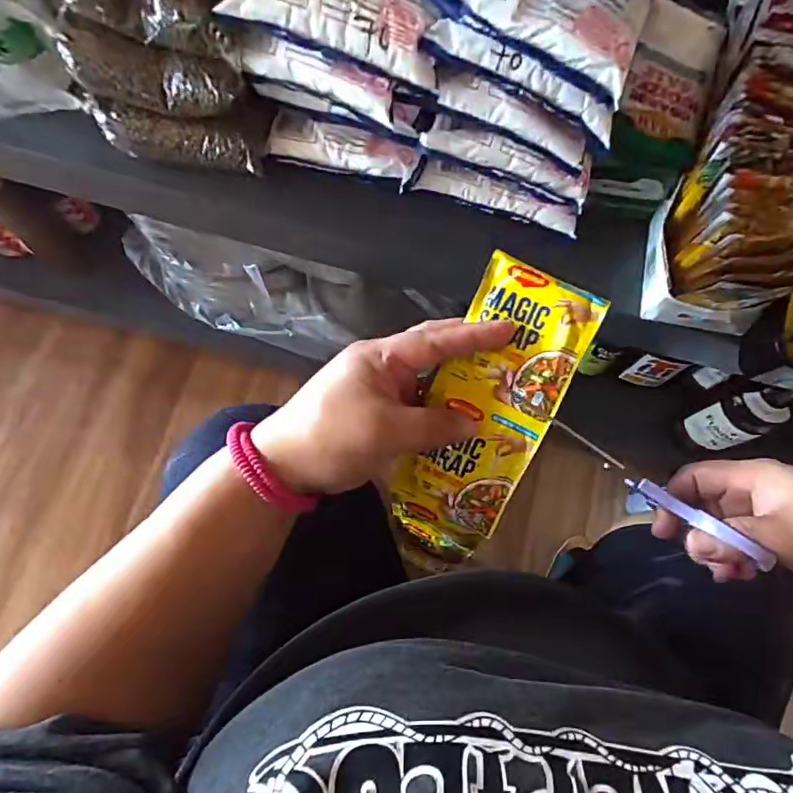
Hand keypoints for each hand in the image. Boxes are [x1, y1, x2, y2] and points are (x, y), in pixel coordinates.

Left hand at [253, 319, 515, 494]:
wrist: (282, 466)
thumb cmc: (331, 438)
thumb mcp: (387, 432)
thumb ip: (434, 426)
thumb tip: (474, 424)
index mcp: (381, 358)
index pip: (435, 340)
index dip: (474, 334)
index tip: (510, 327)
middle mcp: (382, 367)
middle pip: (433, 351)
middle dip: (470, 349)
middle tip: (507, 349)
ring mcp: (379, 389)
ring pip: (428, 380)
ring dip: (458, 384)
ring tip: (494, 385)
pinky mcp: (378, 412)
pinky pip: (418, 404)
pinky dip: (441, 409)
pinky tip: (461, 420)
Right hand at [650, 458, 792, 592]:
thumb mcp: (789, 535)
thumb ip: (737, 536)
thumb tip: (691, 541)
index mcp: (758, 477)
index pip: (698, 477)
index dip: (673, 499)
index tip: (662, 534)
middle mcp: (761, 491)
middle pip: (707, 504)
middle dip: (699, 533)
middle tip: (714, 564)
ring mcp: (774, 515)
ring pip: (725, 527)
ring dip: (718, 550)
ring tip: (734, 575)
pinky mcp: (786, 538)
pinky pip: (746, 543)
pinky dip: (738, 559)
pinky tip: (748, 576)